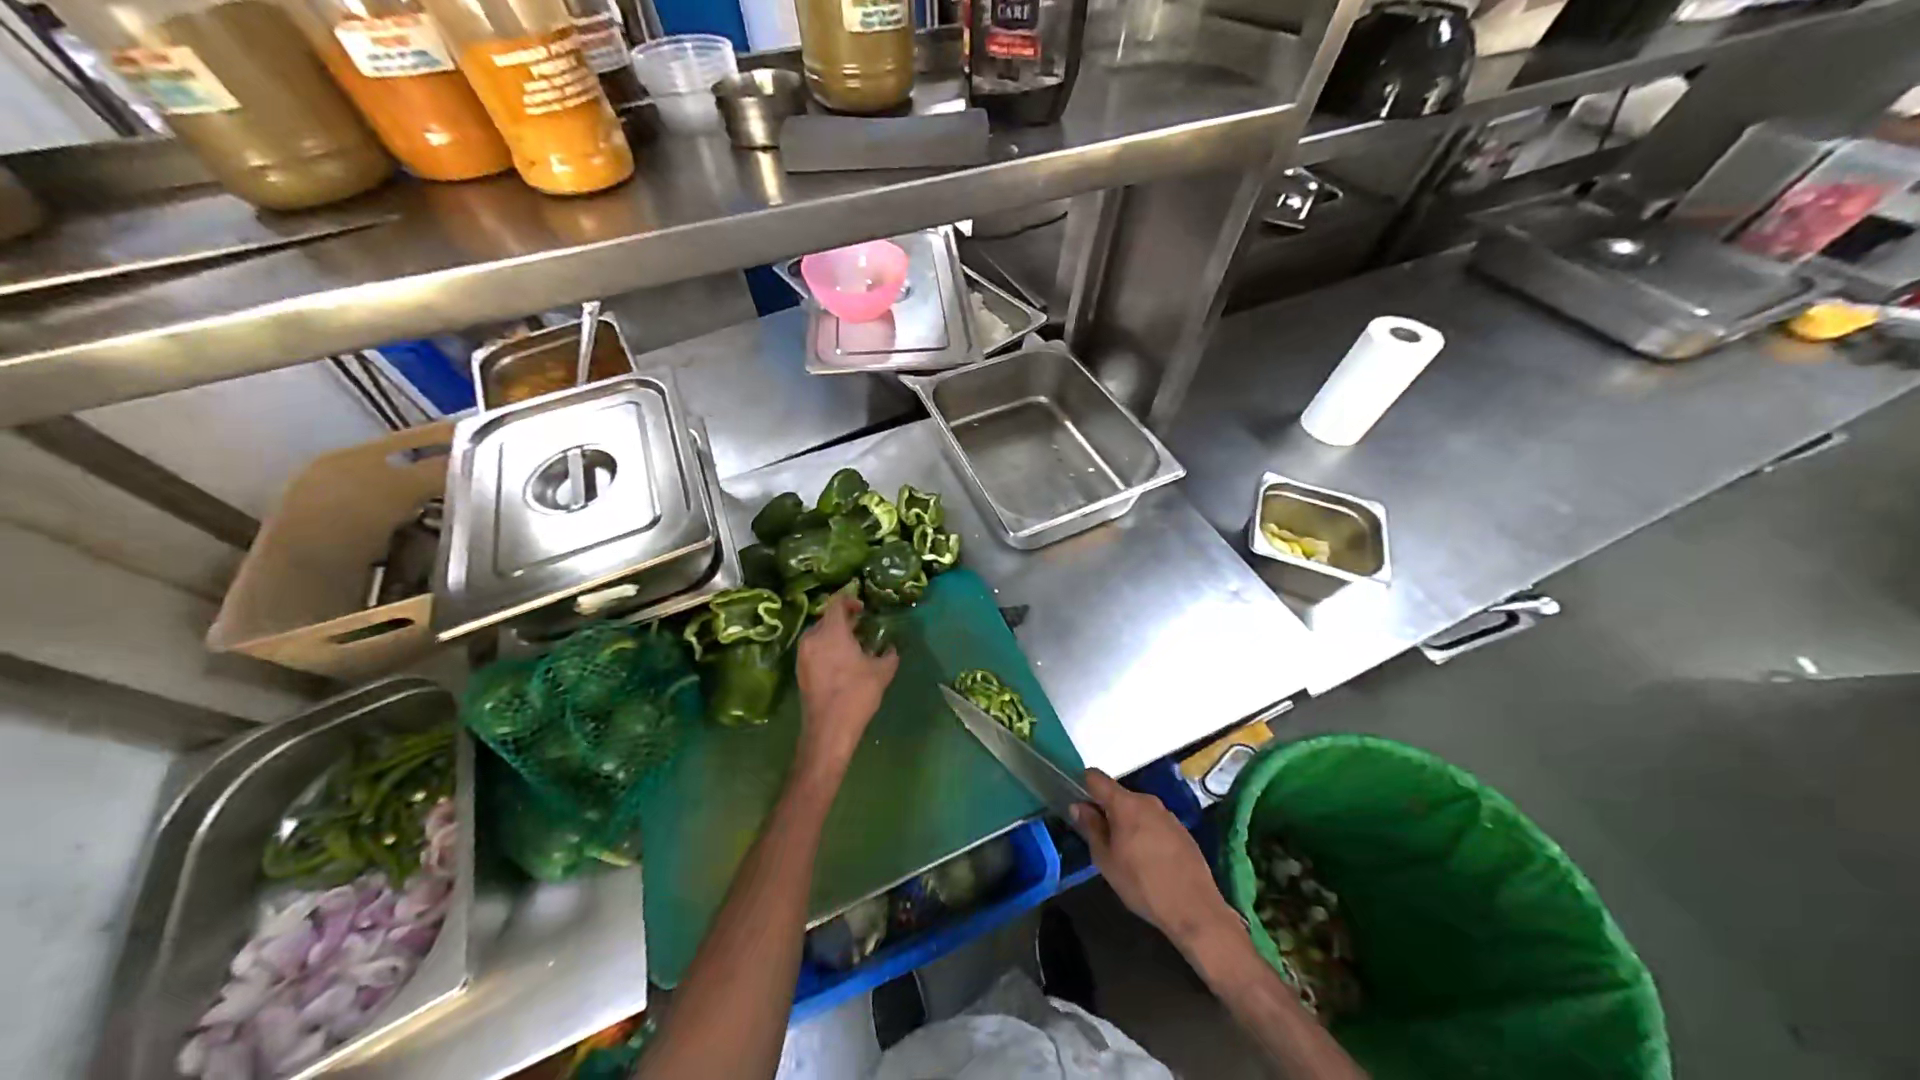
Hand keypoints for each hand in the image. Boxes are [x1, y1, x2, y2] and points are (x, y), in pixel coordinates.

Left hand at [794, 590, 898, 774]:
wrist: (829, 728)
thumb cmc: (857, 694)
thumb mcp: (882, 672)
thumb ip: (889, 654)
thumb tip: (891, 648)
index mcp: (831, 632)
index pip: (836, 603)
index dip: (850, 601)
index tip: (863, 608)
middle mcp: (812, 638)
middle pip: (826, 618)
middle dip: (843, 620)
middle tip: (861, 627)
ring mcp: (802, 655)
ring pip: (818, 634)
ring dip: (834, 634)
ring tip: (852, 645)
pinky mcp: (799, 670)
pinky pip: (813, 649)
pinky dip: (826, 648)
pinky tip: (841, 662)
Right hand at [1071, 769, 1240, 951]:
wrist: (1194, 909)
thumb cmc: (1142, 884)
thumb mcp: (1106, 860)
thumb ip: (1091, 828)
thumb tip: (1079, 806)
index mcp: (1126, 804)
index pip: (1096, 778)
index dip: (1082, 785)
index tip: (1077, 803)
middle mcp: (1148, 801)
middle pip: (1118, 795)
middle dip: (1106, 810)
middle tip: (1100, 839)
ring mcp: (1168, 814)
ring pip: (1137, 810)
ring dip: (1127, 823)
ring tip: (1125, 853)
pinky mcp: (1182, 830)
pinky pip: (1155, 822)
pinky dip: (1145, 832)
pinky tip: (1148, 860)